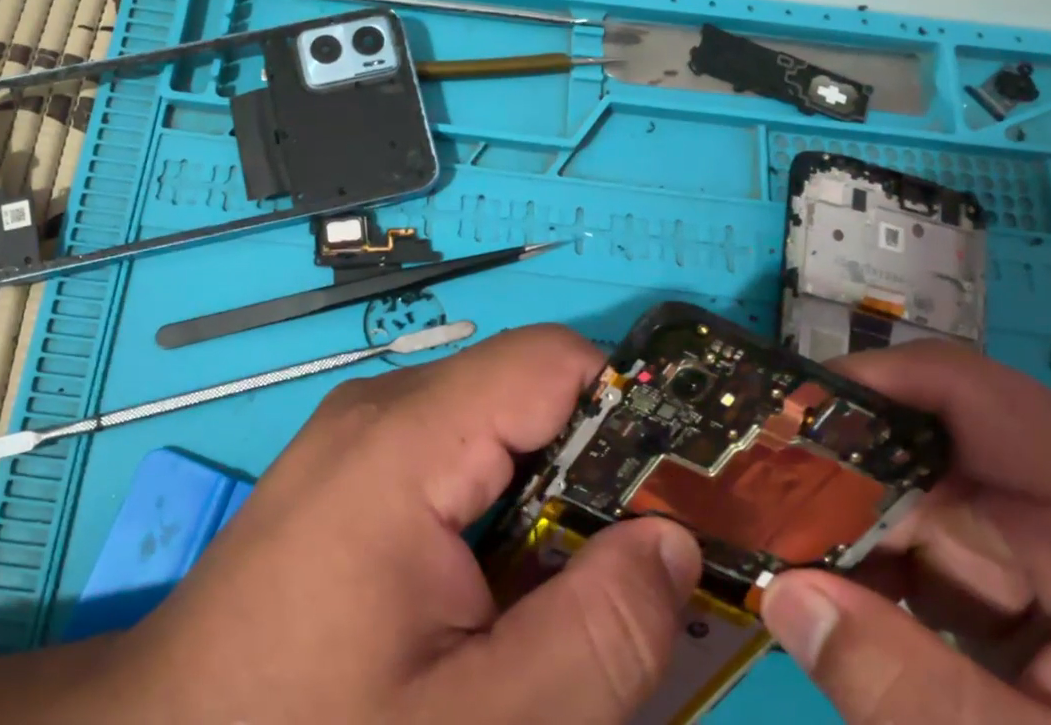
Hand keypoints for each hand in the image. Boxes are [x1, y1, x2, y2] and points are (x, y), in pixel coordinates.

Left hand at [98, 325, 703, 723]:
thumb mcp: (480, 719)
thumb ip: (599, 633)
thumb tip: (673, 543)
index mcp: (406, 442)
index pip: (554, 361)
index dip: (640, 408)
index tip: (702, 490)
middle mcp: (380, 417)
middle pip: (530, 403)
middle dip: (605, 480)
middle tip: (658, 576)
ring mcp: (357, 448)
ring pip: (496, 446)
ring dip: (554, 516)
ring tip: (584, 605)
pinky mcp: (347, 485)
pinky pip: (451, 478)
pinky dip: (502, 530)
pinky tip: (509, 610)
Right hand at [760, 341, 1050, 724]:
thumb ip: (920, 696)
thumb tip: (779, 595)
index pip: (970, 398)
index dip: (856, 388)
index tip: (759, 420)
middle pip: (916, 447)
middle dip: (816, 466)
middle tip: (720, 494)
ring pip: (904, 497)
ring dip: (824, 519)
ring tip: (738, 536)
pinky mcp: (1027, 583)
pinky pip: (917, 547)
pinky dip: (854, 563)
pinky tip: (800, 583)